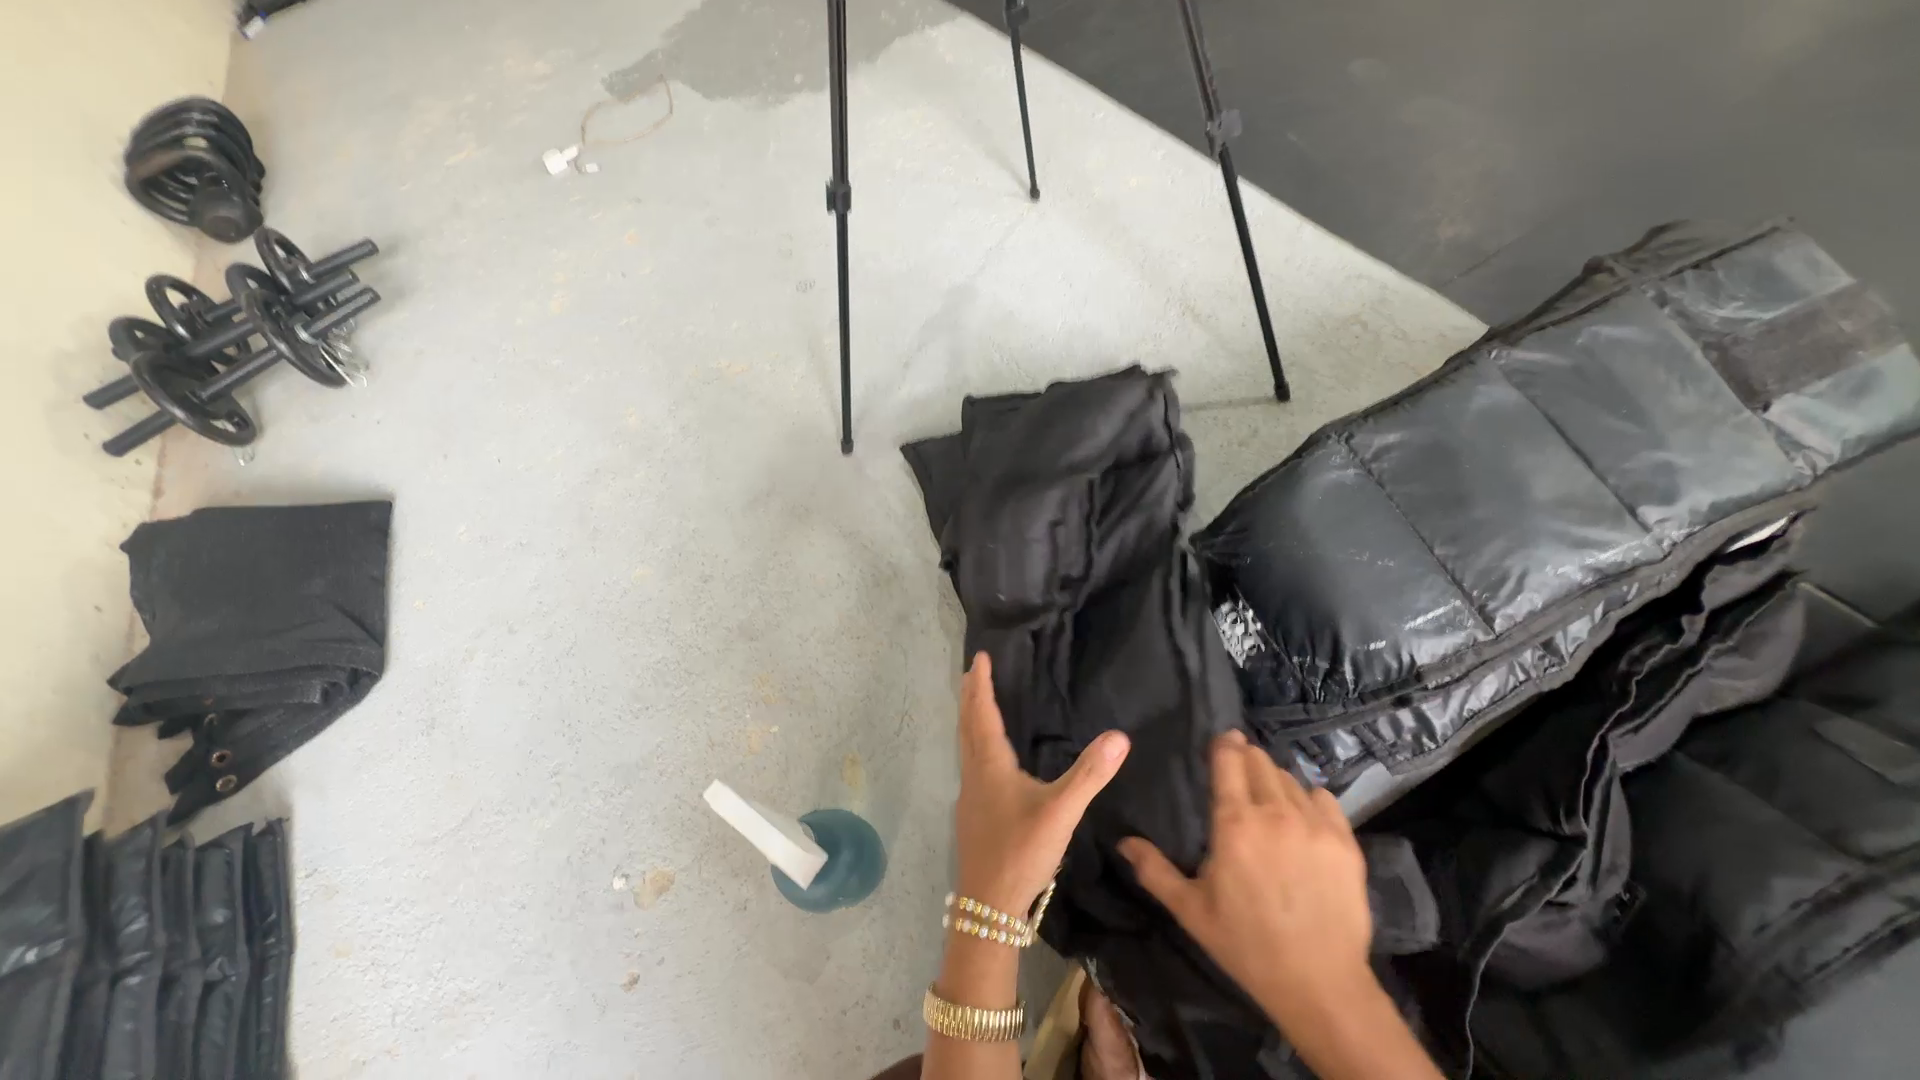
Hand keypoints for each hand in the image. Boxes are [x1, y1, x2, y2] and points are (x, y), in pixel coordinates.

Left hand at [954, 653, 1130, 914]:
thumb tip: (1119, 735)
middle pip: (967, 726)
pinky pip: (971, 766)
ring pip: (966, 747)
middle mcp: (974, 775)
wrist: (987, 906)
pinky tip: (990, 761)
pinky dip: (976, 745)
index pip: (982, 714)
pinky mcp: (973, 816)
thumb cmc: (1020, 852)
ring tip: (979, 706)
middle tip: (974, 671)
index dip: (980, 684)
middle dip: (970, 696)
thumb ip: (1089, 775)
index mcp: (990, 766)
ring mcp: (970, 797)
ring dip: (970, 721)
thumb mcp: (1061, 812)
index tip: (980, 657)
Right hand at [1118, 731, 1370, 1024]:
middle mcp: (1276, 813)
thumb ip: (1153, 870)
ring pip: (1291, 779)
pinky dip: (1309, 799)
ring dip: (1275, 780)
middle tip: (1238, 771)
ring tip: (1268, 798)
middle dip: (1247, 759)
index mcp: (1234, 824)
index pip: (1229, 761)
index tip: (1222, 739)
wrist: (1318, 983)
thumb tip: (1124, 842)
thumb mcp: (1190, 910)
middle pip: (1260, 762)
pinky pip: (1324, 799)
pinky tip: (1301, 817)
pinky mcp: (1346, 842)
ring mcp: (1316, 825)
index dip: (1224, 744)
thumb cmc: (1246, 945)